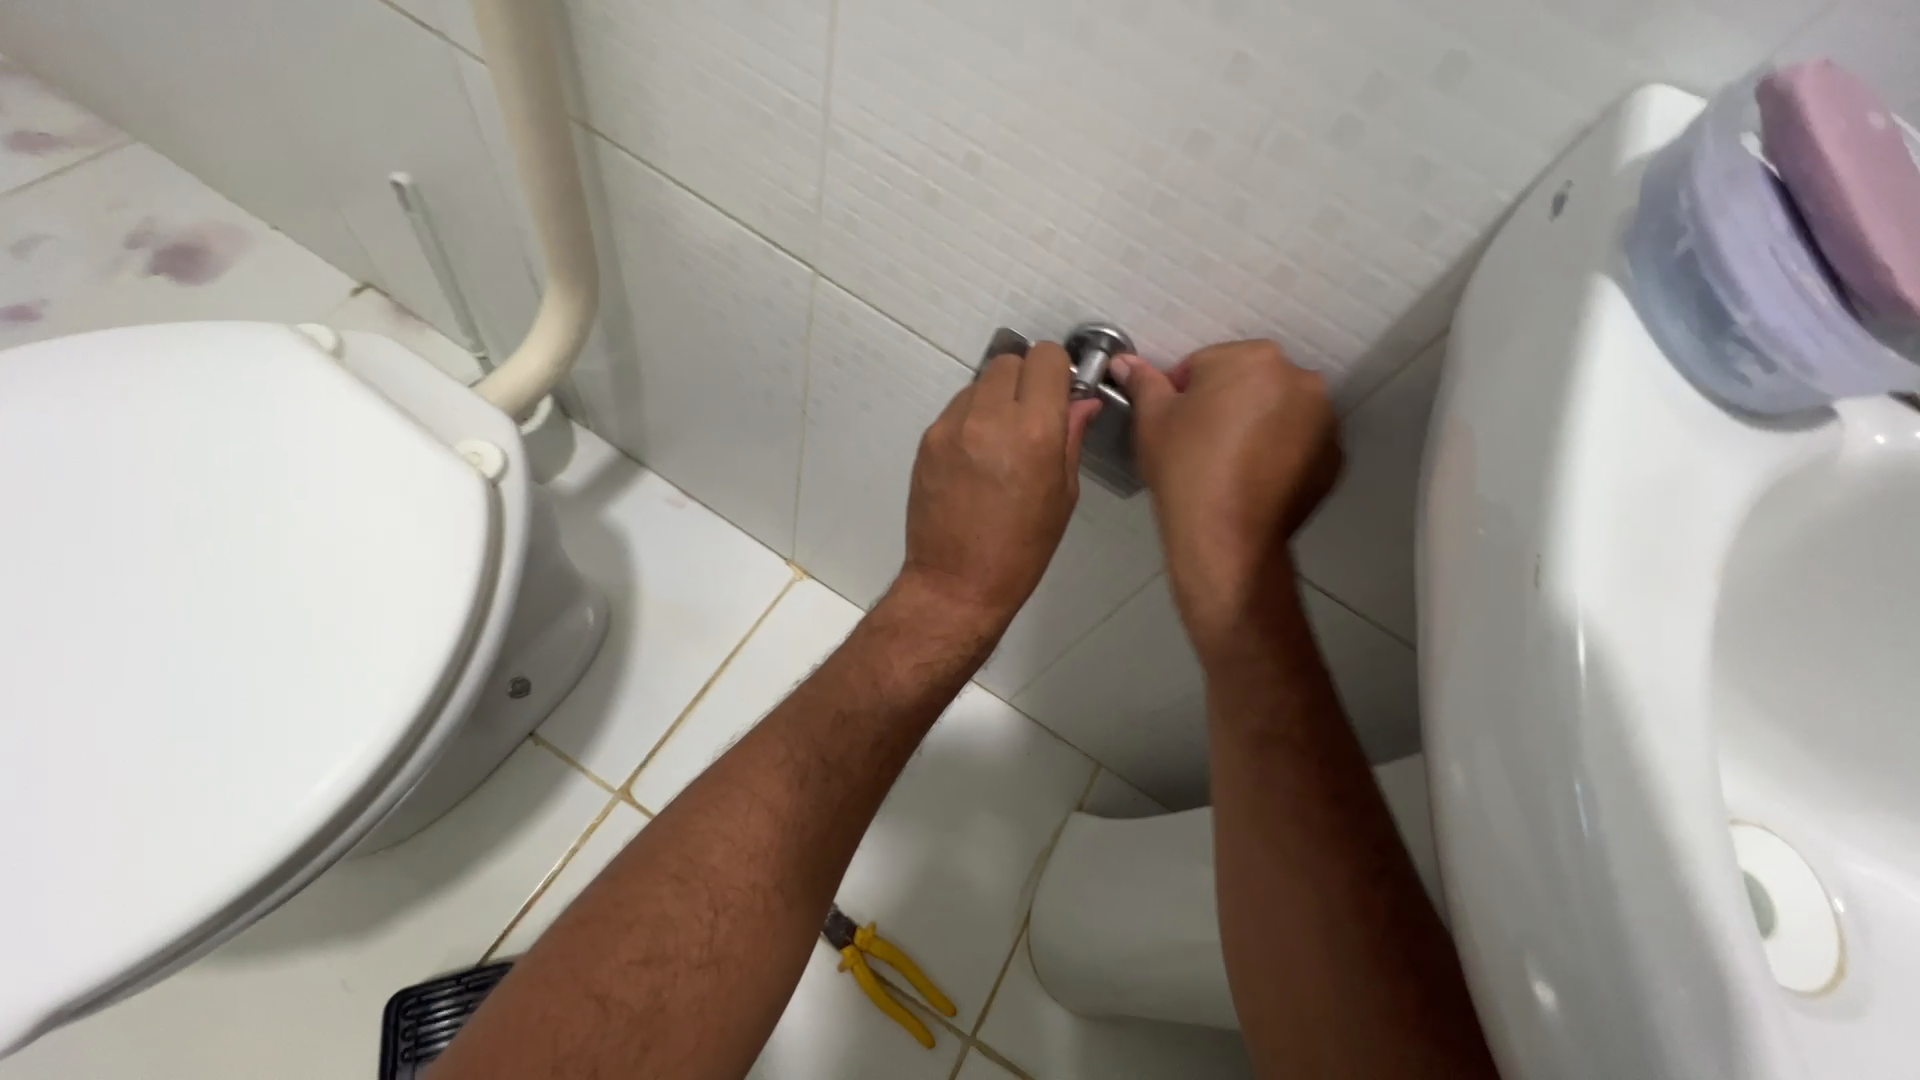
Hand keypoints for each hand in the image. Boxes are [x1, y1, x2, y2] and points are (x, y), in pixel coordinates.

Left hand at [896, 342, 1101, 630]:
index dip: (1057, 371)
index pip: (1046, 358)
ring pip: (981, 382)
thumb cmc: (1022, 548)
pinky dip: (972, 418)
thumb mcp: (1063, 494)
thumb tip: (1082, 401)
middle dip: (1027, 380)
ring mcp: (952, 426)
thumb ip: (1070, 438)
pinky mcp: (928, 439)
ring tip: (1001, 440)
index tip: (1059, 394)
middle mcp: (991, 417)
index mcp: (1035, 431)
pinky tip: (977, 456)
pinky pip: (957, 408)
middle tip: (1032, 417)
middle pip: (1011, 361)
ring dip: (997, 397)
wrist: (957, 582)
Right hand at [1113, 341, 1340, 654]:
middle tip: (1198, 445)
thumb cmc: (1184, 468)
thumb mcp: (1153, 420)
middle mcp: (1300, 379)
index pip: (1206, 364)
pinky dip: (1279, 454)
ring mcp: (1323, 420)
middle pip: (1248, 383)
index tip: (1173, 426)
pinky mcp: (1333, 458)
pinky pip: (1298, 444)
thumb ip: (1143, 382)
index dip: (1182, 394)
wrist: (1226, 537)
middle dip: (1224, 405)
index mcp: (1254, 358)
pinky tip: (1251, 480)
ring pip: (1277, 412)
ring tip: (1226, 465)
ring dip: (1255, 426)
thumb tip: (1124, 362)